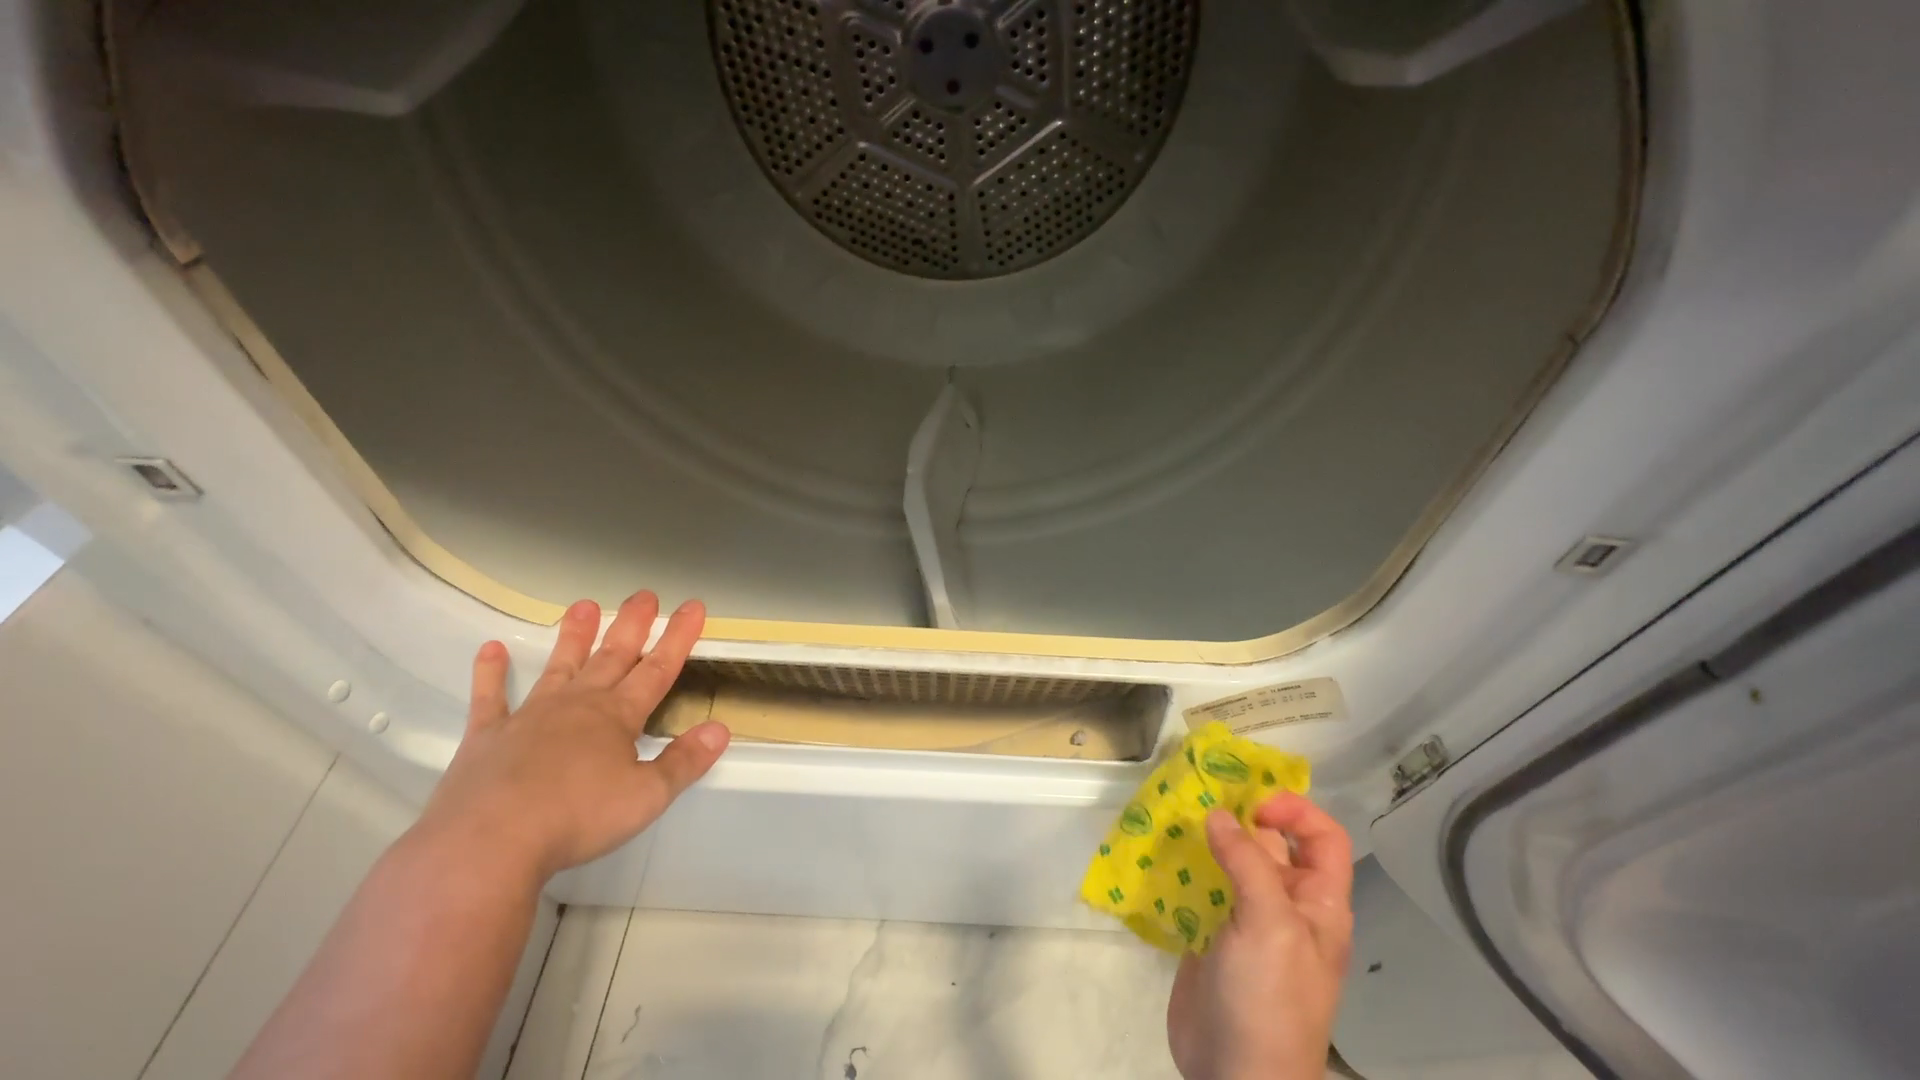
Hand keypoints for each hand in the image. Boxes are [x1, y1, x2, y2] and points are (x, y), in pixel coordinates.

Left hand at [410, 591, 729, 883]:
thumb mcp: (646, 797)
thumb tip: (720, 729)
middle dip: (632, 625)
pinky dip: (490, 673)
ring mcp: (529, 716)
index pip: (657, 670)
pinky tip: (490, 650)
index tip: (692, 607)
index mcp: (617, 717)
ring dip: (574, 636)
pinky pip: (490, 697)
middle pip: (611, 657)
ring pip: (559, 666)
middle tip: (644, 595)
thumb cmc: (577, 818)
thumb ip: (684, 762)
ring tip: (584, 605)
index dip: (678, 638)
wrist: (489, 840)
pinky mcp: (488, 736)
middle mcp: (576, 705)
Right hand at [1166, 793, 1354, 1079]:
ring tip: (1173, 818)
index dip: (1295, 812)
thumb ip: (1248, 863)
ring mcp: (1245, 924)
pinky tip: (1158, 857)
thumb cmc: (1270, 998)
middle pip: (1271, 846)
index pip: (1322, 839)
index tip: (1251, 803)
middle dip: (1240, 818)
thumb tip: (1219, 815)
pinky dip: (1181, 872)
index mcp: (1317, 905)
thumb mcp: (1270, 925)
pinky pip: (1199, 892)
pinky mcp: (1210, 939)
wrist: (1236, 1076)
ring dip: (1206, 842)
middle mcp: (1285, 908)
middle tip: (1199, 795)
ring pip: (1230, 866)